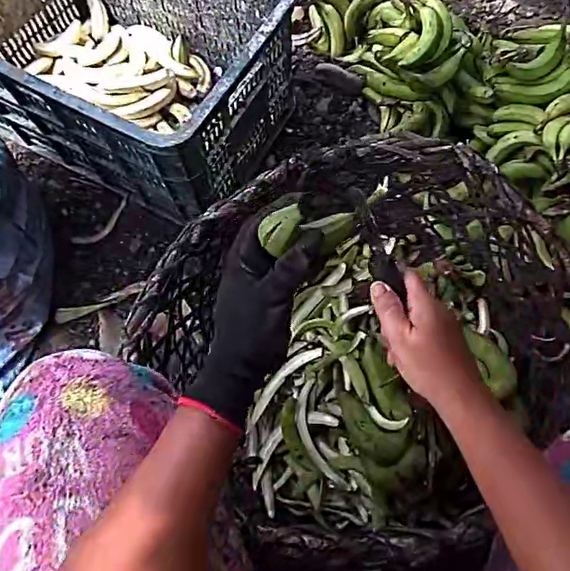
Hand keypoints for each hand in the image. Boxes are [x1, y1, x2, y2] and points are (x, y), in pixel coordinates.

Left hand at [186, 211, 319, 427]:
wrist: (242, 369)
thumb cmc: (250, 331)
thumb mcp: (270, 295)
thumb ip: (290, 266)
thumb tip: (313, 237)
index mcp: (241, 259)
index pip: (259, 223)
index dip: (280, 209)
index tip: (305, 201)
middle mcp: (251, 264)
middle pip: (274, 234)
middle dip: (297, 223)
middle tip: (323, 214)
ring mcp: (263, 278)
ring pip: (285, 251)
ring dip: (304, 241)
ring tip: (328, 229)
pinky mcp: (275, 292)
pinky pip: (292, 268)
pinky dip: (307, 260)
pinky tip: (324, 255)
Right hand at [369, 269, 486, 409]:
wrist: (460, 395)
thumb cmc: (426, 366)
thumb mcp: (399, 337)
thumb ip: (388, 309)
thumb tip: (378, 284)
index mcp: (427, 303)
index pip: (409, 276)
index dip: (392, 280)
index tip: (379, 300)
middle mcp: (440, 308)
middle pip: (410, 300)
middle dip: (395, 316)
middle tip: (389, 340)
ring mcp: (447, 323)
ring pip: (416, 319)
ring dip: (402, 333)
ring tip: (398, 356)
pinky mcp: (450, 338)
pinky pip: (426, 331)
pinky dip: (414, 342)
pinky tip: (411, 362)